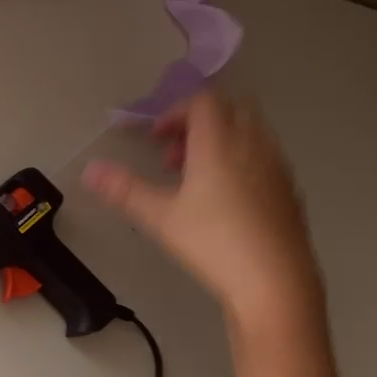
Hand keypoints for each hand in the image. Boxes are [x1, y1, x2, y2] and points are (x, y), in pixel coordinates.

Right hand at [83, 91, 320, 325]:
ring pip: (247, 131)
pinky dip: (238, 160)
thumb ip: (125, 191)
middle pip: (228, 108)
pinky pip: (260, 155)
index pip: (201, 102)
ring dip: (218, 142)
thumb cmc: (210, 242)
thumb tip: (90, 170)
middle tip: (174, 157)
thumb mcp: (159, 218)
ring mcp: (275, 161)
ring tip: (194, 180)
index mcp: (219, 142)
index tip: (154, 139)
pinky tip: (223, 199)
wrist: (271, 274)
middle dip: (198, 124)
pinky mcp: (286, 185)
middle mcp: (252, 141)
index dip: (174, 113)